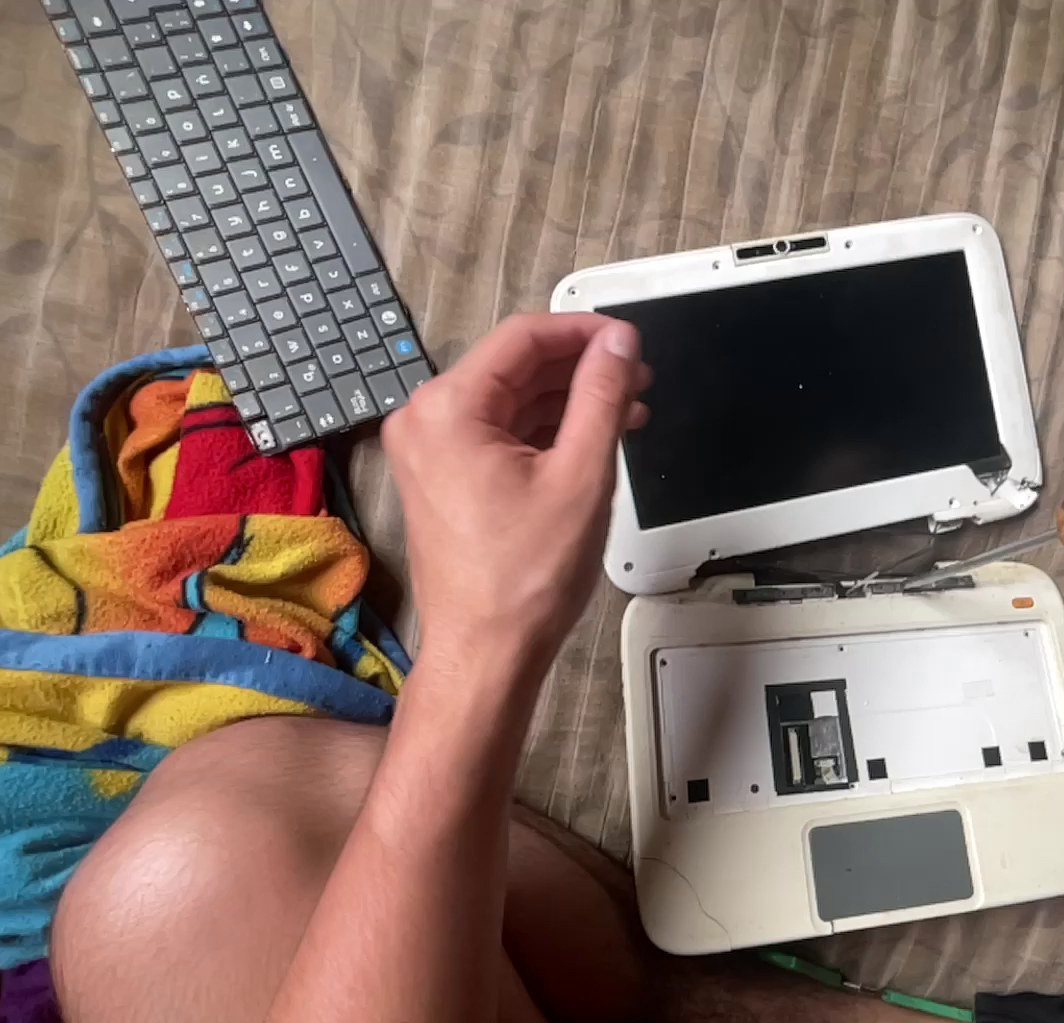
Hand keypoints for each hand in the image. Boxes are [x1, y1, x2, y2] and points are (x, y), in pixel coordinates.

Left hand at [382, 314, 648, 670]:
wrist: (489, 650)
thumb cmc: (522, 581)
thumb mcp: (582, 475)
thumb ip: (602, 396)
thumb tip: (617, 343)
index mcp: (449, 411)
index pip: (525, 339)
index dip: (584, 331)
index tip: (626, 338)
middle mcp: (429, 423)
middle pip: (518, 368)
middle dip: (582, 369)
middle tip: (634, 376)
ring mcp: (435, 452)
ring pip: (514, 401)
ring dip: (570, 400)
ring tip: (624, 408)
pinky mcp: (449, 477)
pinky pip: (504, 433)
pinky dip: (549, 430)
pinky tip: (590, 438)